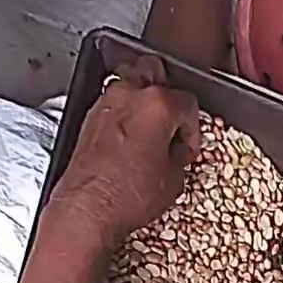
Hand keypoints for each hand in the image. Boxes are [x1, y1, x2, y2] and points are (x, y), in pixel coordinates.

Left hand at [48, 56, 201, 238]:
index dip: (194, 129)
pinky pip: (113, 103)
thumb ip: (181, 156)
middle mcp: (130, 94)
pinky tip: (131, 139)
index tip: (190, 147)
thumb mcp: (174, 181)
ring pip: (131, 82)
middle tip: (173, 125)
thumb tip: (179, 152)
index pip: (188, 103)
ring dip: (144, 100)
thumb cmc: (127, 195)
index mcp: (158, 104)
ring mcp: (106, 103)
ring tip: (152, 130)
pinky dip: (125, 114)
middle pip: (156, 73)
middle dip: (169, 96)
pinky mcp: (90, 117)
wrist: (89, 209)